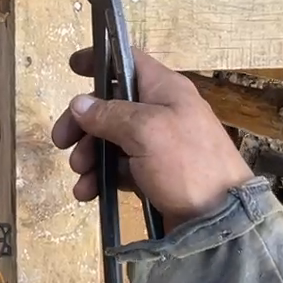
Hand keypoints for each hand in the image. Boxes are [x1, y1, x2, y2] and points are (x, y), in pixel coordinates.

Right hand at [50, 47, 252, 231]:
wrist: (221, 222)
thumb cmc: (187, 164)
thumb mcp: (146, 130)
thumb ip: (109, 114)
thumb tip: (79, 103)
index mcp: (165, 89)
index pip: (128, 60)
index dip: (100, 59)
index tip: (73, 66)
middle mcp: (161, 112)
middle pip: (111, 105)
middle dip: (83, 123)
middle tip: (61, 141)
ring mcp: (158, 145)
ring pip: (111, 139)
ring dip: (89, 154)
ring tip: (80, 175)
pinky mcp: (154, 175)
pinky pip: (119, 168)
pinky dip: (101, 177)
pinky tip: (87, 193)